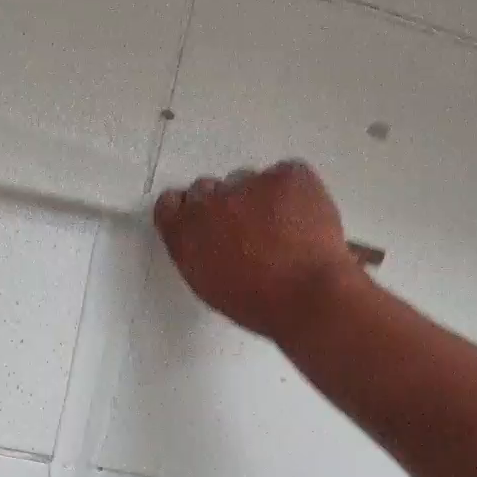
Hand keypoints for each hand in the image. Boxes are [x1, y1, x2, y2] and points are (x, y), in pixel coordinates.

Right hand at [153, 160, 362, 339]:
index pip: (170, 204)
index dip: (188, 210)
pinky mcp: (286, 175)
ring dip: (258, 196)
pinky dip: (294, 190)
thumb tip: (206, 238)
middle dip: (223, 204)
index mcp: (183, 232)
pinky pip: (286, 173)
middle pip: (207, 188)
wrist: (306, 295)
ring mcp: (247, 183)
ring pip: (247, 179)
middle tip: (248, 228)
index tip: (205, 221)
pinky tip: (304, 216)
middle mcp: (207, 202)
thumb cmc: (256, 303)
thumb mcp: (207, 284)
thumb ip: (196, 251)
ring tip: (283, 227)